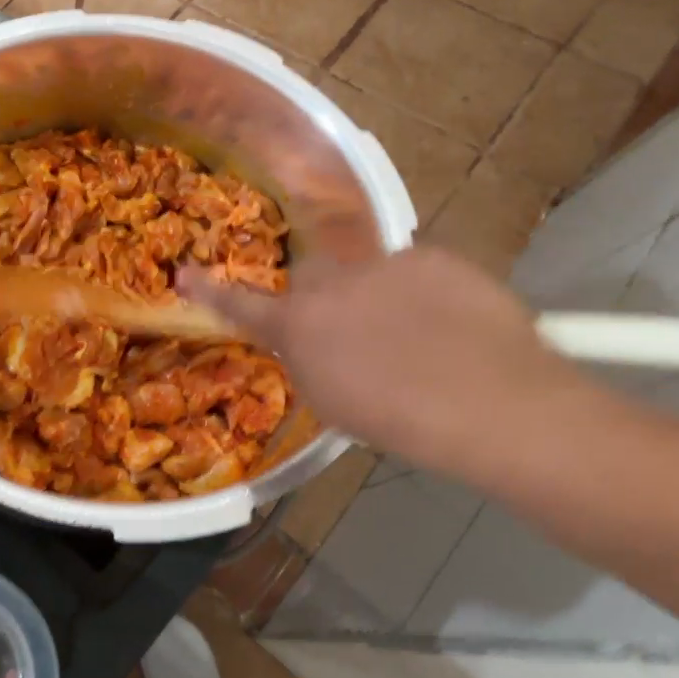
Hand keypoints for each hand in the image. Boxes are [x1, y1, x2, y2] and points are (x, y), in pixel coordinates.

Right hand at [180, 247, 592, 471]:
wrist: (494, 405)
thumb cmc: (399, 419)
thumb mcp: (330, 400)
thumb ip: (305, 359)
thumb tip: (307, 342)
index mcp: (297, 325)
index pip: (240, 305)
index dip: (209, 290)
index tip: (184, 273)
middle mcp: (330, 285)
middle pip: (313, 279)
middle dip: (328, 299)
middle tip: (360, 334)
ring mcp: (383, 265)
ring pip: (370, 275)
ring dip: (382, 298)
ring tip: (422, 338)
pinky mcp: (434, 257)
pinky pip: (417, 272)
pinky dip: (427, 294)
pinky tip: (453, 326)